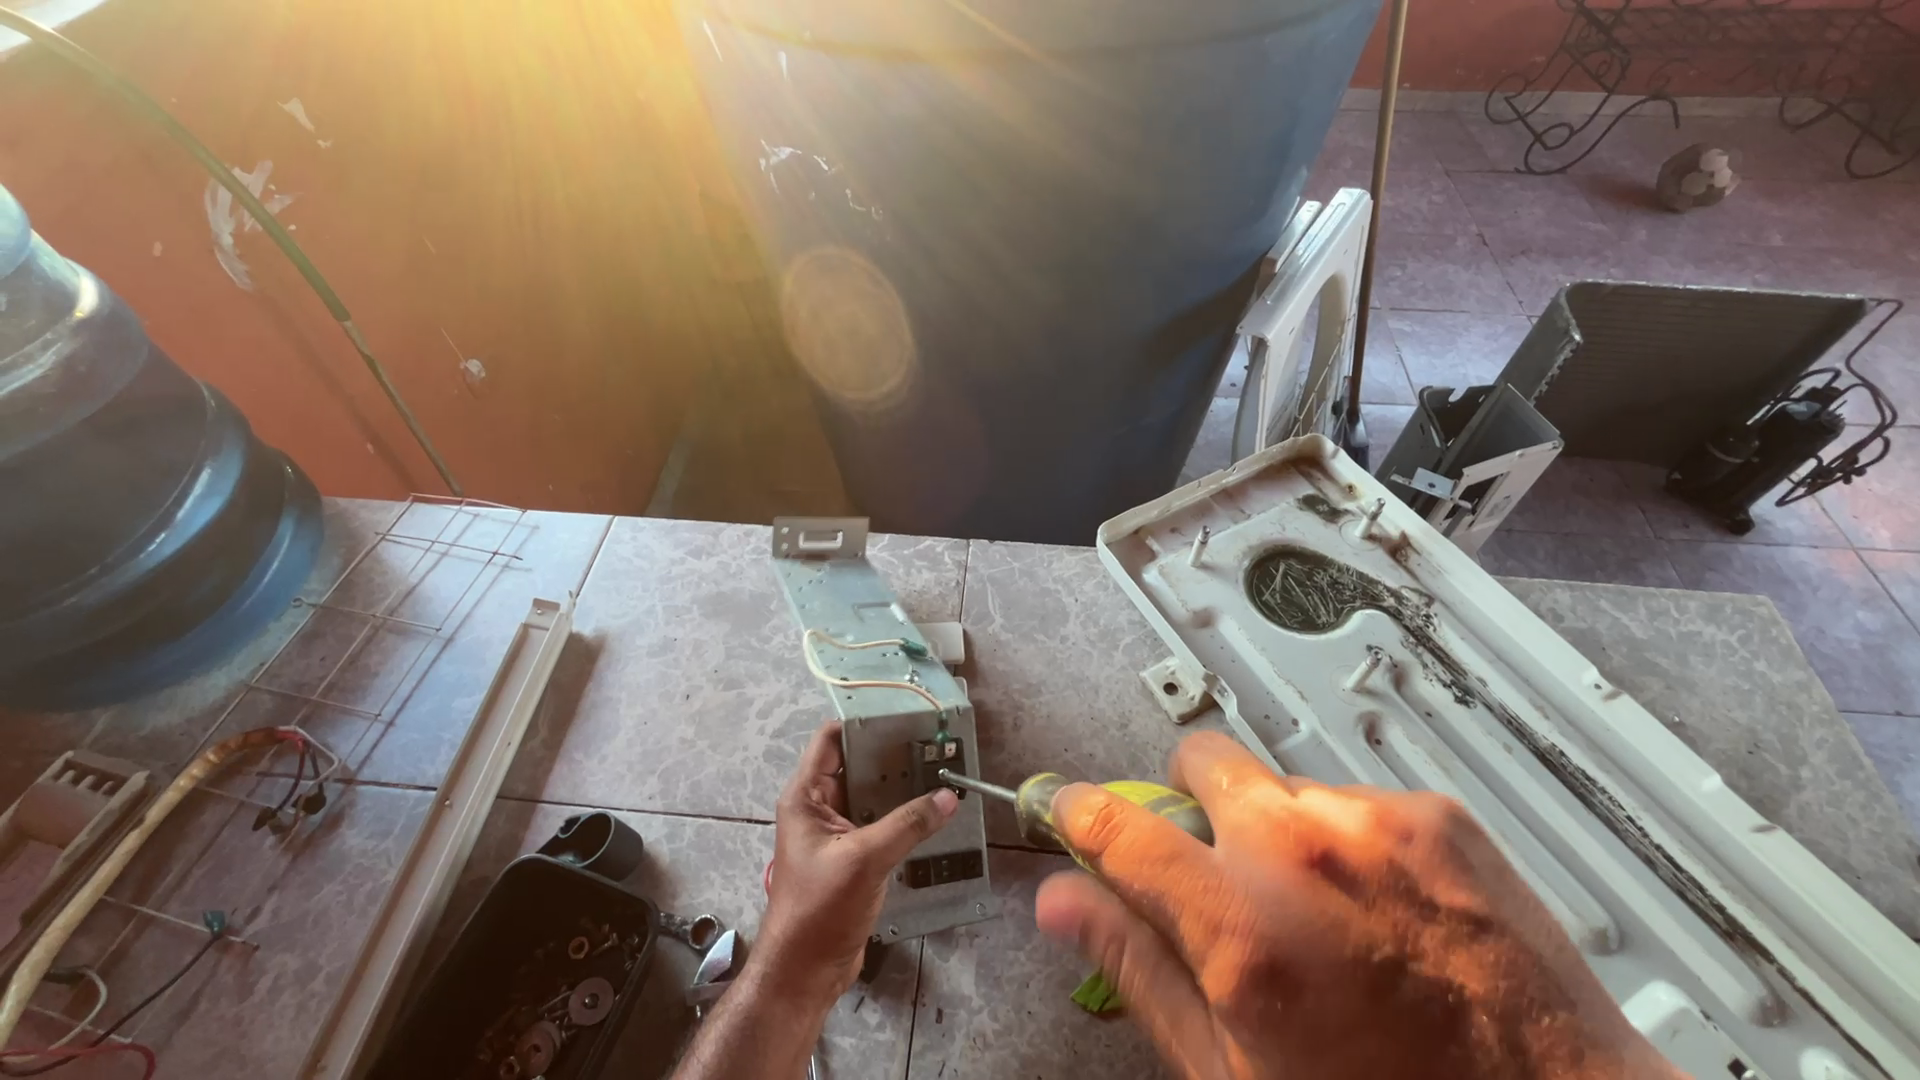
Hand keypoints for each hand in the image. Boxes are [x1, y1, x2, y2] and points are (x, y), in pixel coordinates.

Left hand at [754, 721, 958, 1006]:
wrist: (806, 971)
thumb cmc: (820, 909)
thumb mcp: (865, 859)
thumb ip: (908, 825)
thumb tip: (948, 797)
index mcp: (806, 797)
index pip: (832, 740)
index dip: (864, 723)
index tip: (904, 715)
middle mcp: (819, 808)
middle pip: (857, 766)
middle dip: (893, 754)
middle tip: (935, 744)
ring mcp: (837, 833)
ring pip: (872, 796)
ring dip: (902, 787)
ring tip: (941, 773)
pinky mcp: (853, 856)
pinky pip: (881, 824)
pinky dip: (904, 816)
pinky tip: (934, 812)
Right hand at [1033, 732, 1681, 1079]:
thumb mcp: (1229, 1070)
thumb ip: (1136, 968)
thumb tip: (1058, 900)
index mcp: (1240, 926)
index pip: (1119, 829)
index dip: (1082, 813)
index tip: (1070, 810)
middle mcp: (1300, 851)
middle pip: (1199, 759)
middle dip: (1189, 800)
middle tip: (1215, 866)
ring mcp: (1372, 821)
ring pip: (1277, 784)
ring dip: (1272, 828)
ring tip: (1320, 907)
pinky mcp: (1433, 812)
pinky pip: (1348, 799)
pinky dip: (1342, 838)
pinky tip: (1381, 906)